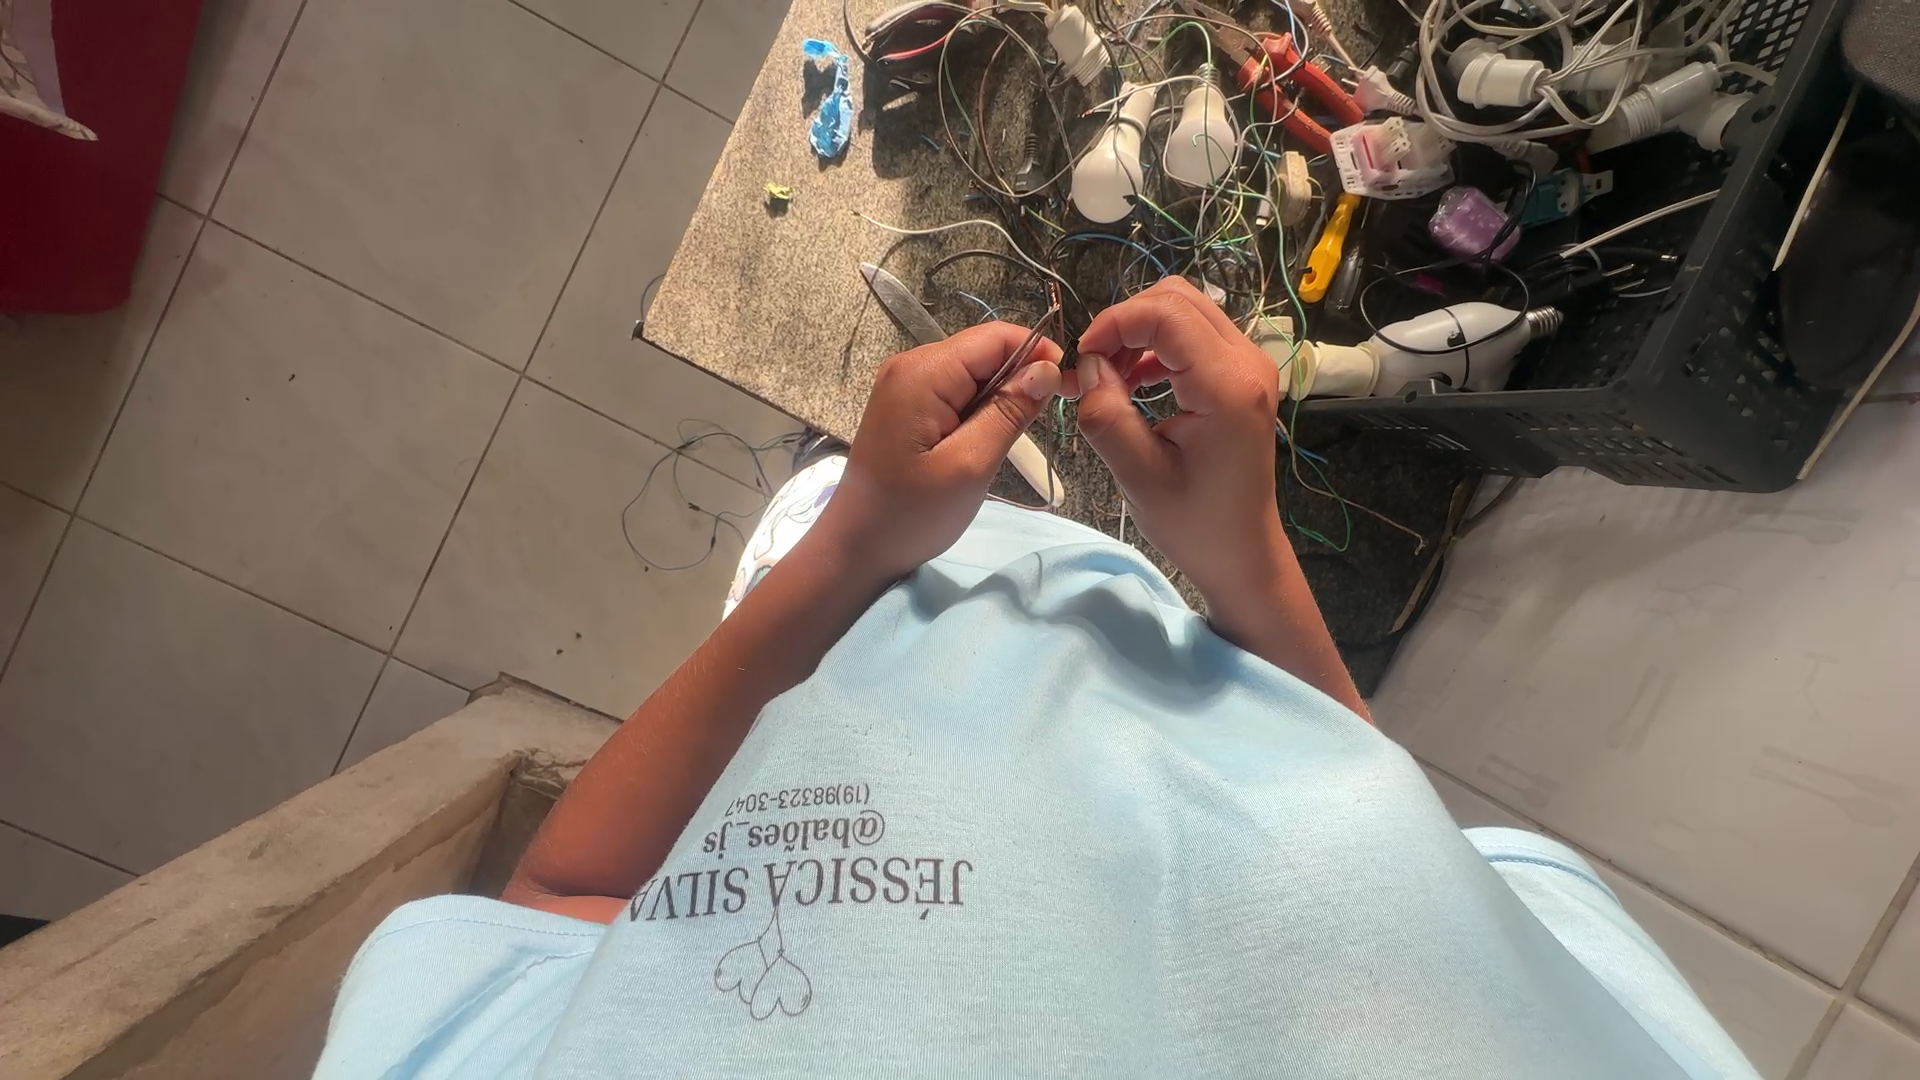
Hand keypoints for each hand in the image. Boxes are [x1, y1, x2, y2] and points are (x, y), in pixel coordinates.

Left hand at [818, 321, 1062, 580]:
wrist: (856, 549)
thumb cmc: (911, 514)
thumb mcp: (970, 465)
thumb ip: (1010, 412)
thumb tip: (1048, 368)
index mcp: (924, 372)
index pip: (995, 337)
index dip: (1039, 353)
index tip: (1069, 388)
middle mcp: (911, 367)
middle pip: (984, 352)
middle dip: (1022, 378)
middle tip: (1044, 423)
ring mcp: (905, 387)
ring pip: (973, 375)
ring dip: (1001, 400)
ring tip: (1010, 441)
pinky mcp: (907, 408)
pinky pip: (956, 394)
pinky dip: (979, 412)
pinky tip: (984, 443)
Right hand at [1064, 277, 1287, 605]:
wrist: (1241, 552)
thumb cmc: (1193, 524)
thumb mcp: (1138, 476)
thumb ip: (1106, 415)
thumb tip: (1087, 366)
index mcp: (1227, 386)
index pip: (1166, 314)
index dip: (1114, 324)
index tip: (1080, 359)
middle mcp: (1247, 361)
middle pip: (1178, 298)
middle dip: (1124, 322)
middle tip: (1091, 367)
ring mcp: (1249, 365)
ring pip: (1185, 311)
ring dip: (1138, 333)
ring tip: (1107, 377)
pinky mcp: (1241, 376)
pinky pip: (1194, 336)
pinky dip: (1156, 347)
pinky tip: (1134, 382)